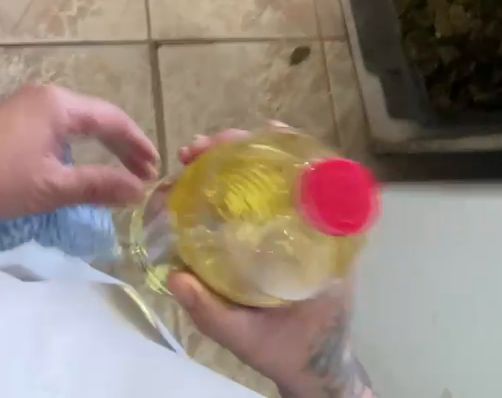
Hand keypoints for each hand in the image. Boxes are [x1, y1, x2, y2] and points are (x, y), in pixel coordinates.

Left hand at [0, 84, 159, 219]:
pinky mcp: (13, 116)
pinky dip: (76, 143)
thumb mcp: (52, 187)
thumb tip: (138, 189)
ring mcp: (27, 102)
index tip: (155, 167)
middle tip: (143, 172)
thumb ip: (98, 185)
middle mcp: (46, 94)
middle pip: (95, 115)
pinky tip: (79, 163)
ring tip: (118, 170)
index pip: (111, 118)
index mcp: (59, 104)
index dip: (136, 143)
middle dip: (121, 144)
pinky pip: (57, 124)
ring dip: (99, 144)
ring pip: (76, 120)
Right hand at [168, 131, 373, 397]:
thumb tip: (177, 278)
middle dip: (244, 145)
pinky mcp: (280, 228)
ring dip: (233, 153)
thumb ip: (215, 314)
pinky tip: (204, 170)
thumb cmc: (291, 352)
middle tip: (202, 148)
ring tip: (194, 153)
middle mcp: (316, 226)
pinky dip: (233, 171)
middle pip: (287, 165)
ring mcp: (298, 224)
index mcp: (325, 247)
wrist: (311, 371)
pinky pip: (261, 189)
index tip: (265, 129)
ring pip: (271, 171)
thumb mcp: (252, 340)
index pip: (322, 180)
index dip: (295, 148)